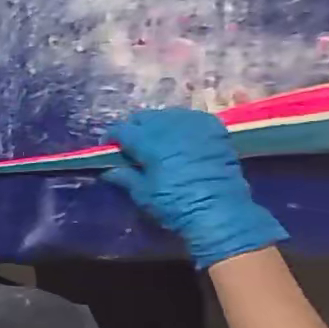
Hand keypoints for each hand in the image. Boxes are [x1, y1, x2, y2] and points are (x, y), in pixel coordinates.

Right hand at [100, 109, 287, 268]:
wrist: (221, 213)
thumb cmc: (175, 205)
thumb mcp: (142, 194)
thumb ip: (123, 176)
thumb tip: (108, 169)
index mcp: (149, 142)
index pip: (121, 129)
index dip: (111, 138)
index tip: (108, 148)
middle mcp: (170, 127)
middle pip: (144, 117)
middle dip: (134, 129)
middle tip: (133, 146)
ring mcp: (195, 126)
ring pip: (168, 114)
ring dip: (158, 125)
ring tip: (158, 142)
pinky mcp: (215, 130)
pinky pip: (193, 118)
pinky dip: (182, 126)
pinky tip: (182, 139)